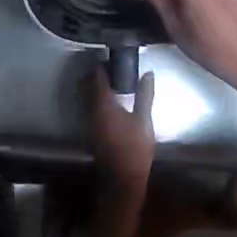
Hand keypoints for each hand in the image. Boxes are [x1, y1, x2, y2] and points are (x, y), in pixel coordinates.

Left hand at [86, 67, 155, 198]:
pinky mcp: (92, 131)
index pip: (96, 78)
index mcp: (103, 105)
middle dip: (97, 75)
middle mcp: (91, 111)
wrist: (122, 178)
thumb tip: (148, 74)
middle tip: (114, 68)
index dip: (102, 65)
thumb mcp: (144, 120)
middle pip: (88, 86)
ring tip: (115, 83)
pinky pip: (91, 108)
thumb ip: (144, 95)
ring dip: (97, 88)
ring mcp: (89, 122)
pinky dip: (98, 100)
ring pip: (88, 97)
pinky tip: (113, 102)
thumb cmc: (135, 148)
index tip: (112, 58)